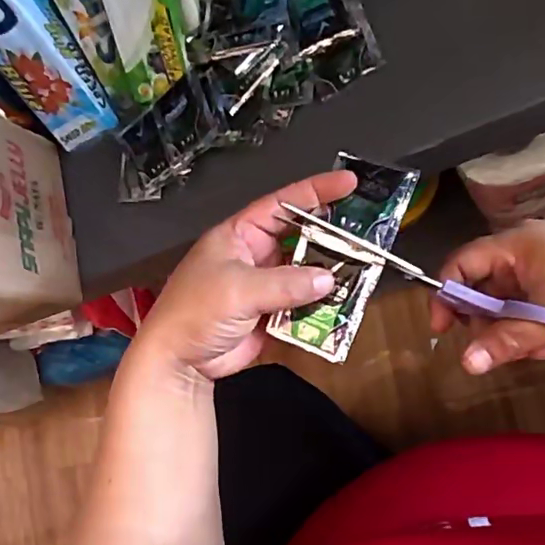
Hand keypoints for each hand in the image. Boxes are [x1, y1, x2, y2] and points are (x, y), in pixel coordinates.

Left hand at [134, 170, 359, 379]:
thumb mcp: (239, 289)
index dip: (316, 192)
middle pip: (301, 240)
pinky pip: (302, 307)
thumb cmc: (195, 312)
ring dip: (328, 278)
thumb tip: (328, 279)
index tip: (349, 183)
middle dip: (330, 240)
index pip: (282, 205)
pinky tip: (340, 308)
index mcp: (239, 235)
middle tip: (365, 238)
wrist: (179, 361)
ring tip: (360, 275)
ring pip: (305, 275)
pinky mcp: (269, 315)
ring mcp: (263, 287)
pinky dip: (319, 309)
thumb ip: (286, 283)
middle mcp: (254, 256)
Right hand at [430, 220, 544, 374]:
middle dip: (489, 324)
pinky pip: (533, 308)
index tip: (445, 331)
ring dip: (516, 332)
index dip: (446, 297)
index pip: (460, 265)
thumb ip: (508, 339)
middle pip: (482, 289)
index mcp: (516, 244)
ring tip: (542, 349)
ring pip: (509, 304)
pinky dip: (537, 328)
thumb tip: (463, 364)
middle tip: (504, 349)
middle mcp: (526, 251)